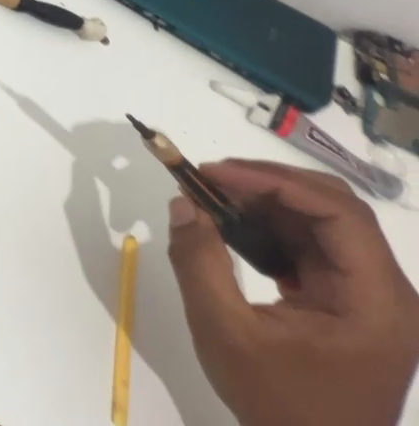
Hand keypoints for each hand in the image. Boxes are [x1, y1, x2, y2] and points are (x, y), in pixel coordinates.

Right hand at [169, 159, 418, 425]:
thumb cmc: (274, 396)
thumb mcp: (223, 328)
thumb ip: (199, 260)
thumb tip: (183, 202)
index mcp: (375, 300)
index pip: (338, 215)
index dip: (274, 182)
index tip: (211, 173)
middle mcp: (387, 293)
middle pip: (337, 212)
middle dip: (268, 183)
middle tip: (205, 177)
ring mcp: (370, 299)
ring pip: (322, 226)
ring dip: (264, 204)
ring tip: (207, 199)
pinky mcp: (349, 304)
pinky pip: (313, 249)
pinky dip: (269, 229)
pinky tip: (230, 230)